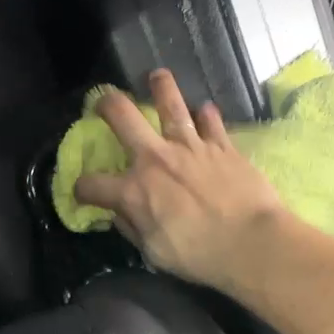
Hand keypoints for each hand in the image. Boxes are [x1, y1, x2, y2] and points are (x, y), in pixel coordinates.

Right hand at [73, 69, 285, 288]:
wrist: (250, 242)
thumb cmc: (199, 256)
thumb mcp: (155, 253)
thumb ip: (133, 229)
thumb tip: (120, 215)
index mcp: (134, 191)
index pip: (93, 185)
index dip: (82, 189)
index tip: (83, 193)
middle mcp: (156, 159)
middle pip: (122, 116)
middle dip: (106, 105)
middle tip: (103, 103)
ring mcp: (191, 146)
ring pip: (170, 103)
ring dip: (161, 87)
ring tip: (157, 77)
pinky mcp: (222, 145)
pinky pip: (210, 120)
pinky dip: (206, 116)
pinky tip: (204, 112)